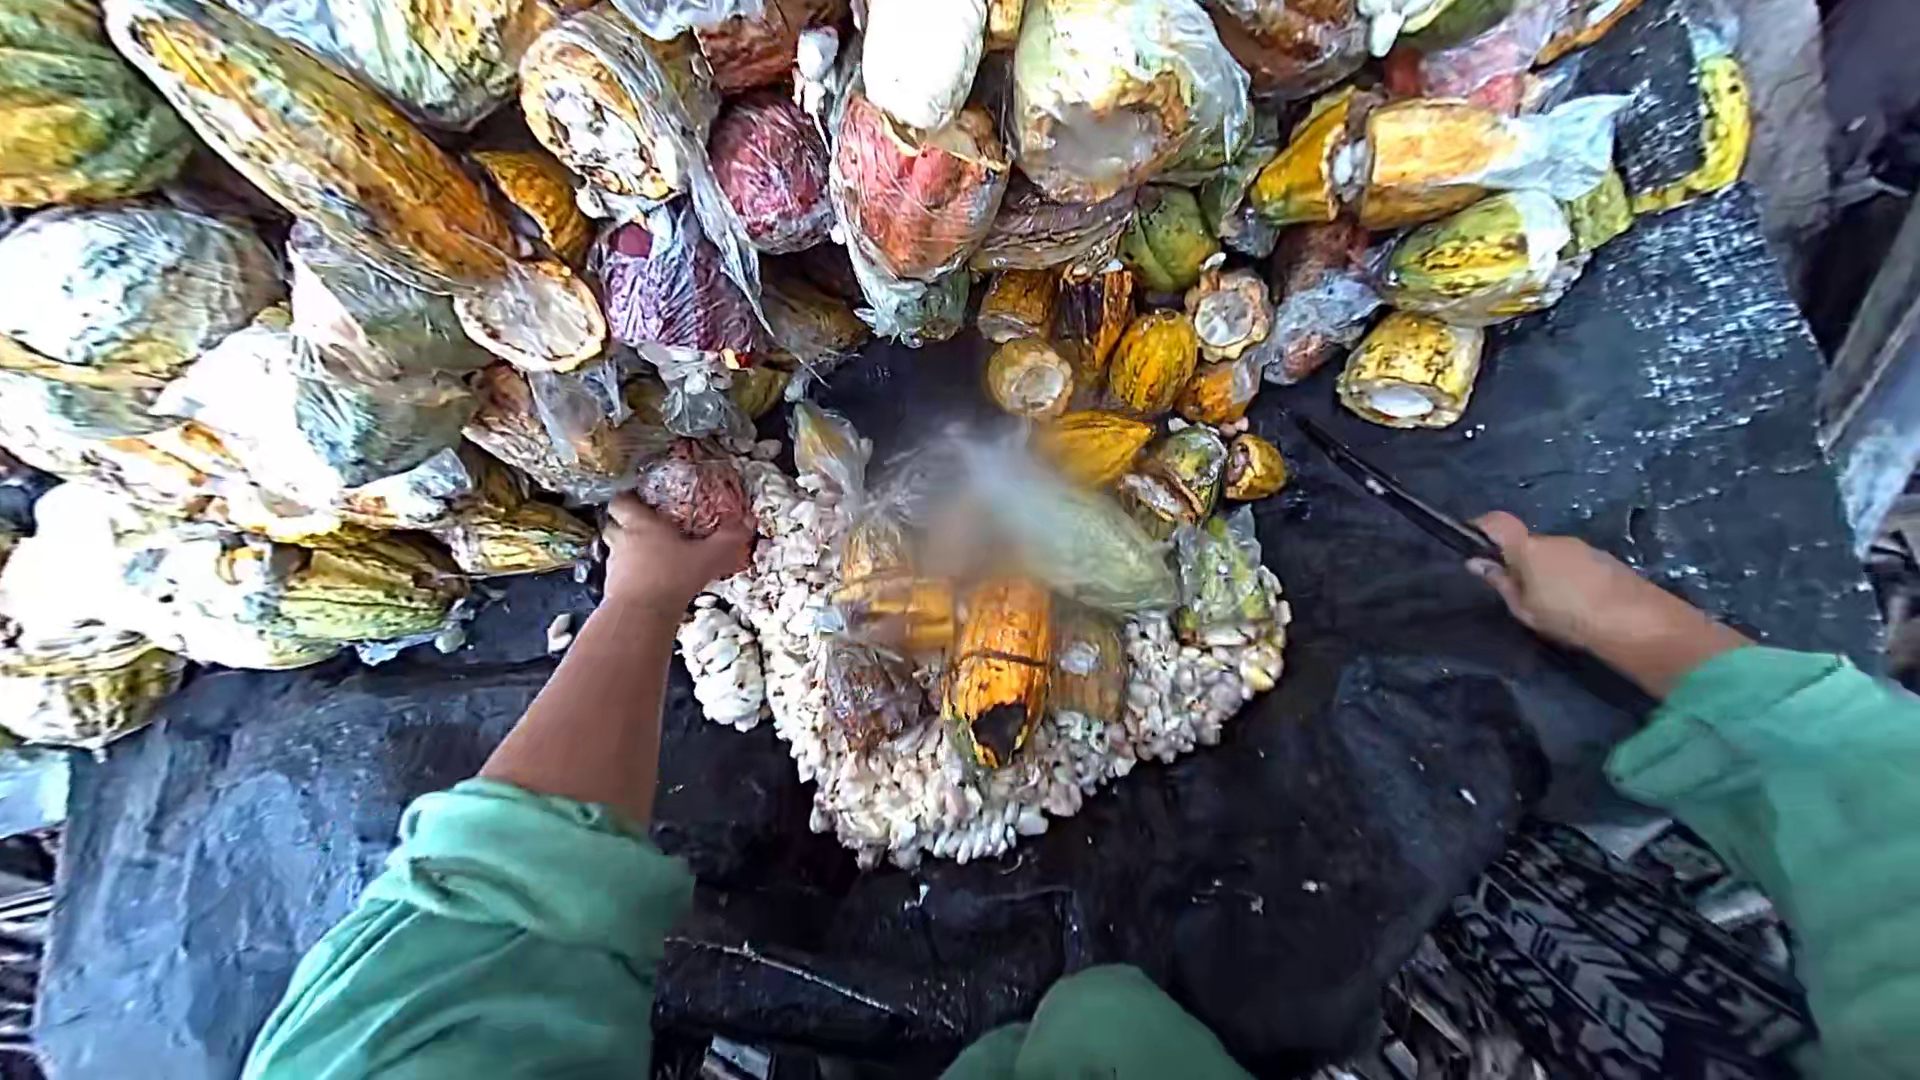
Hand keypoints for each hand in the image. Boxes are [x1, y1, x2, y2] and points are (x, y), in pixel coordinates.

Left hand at [601, 493, 753, 613]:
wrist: (642, 614)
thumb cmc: (672, 577)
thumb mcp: (708, 556)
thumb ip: (728, 539)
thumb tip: (748, 523)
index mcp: (642, 524)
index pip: (622, 500)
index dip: (629, 497)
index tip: (640, 498)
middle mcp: (623, 540)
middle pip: (614, 523)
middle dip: (626, 523)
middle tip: (647, 526)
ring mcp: (615, 564)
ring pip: (616, 549)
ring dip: (629, 550)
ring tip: (652, 555)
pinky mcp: (613, 587)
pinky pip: (621, 573)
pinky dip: (632, 574)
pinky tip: (651, 580)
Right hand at [1468, 511, 1750, 696]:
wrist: (1646, 627)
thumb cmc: (1570, 617)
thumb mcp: (1523, 607)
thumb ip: (1500, 582)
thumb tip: (1476, 562)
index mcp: (1529, 549)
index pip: (1498, 522)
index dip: (1481, 525)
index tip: (1471, 540)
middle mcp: (1556, 541)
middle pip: (1527, 543)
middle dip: (1517, 560)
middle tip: (1517, 589)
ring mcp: (1586, 549)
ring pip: (1552, 554)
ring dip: (1544, 570)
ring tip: (1550, 601)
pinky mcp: (1608, 561)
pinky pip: (1574, 562)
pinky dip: (1568, 576)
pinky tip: (1576, 602)